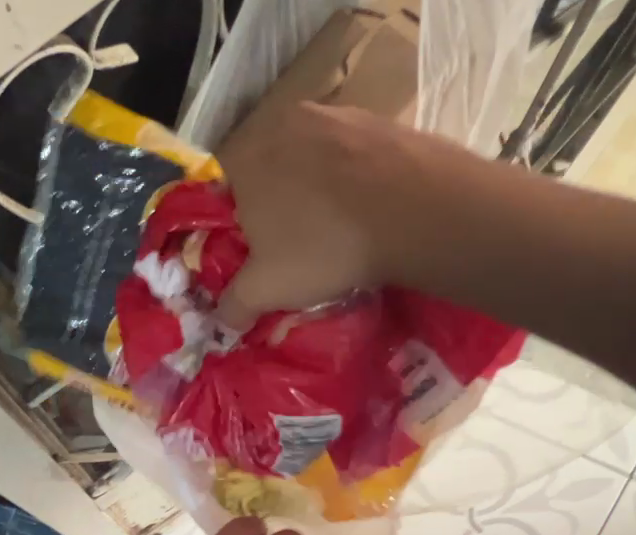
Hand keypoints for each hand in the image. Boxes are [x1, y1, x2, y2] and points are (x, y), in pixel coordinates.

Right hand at [215, 102, 454, 327]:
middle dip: (271, 206)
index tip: (250, 255)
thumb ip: (232, 305)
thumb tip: (224, 318)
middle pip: (264, 172)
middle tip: (289, 246)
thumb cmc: (322, 247)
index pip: (218, 193)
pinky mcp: (376, 119)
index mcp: (243, 158)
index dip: (230, 228)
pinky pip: (347, 156)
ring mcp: (333, 115)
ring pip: (307, 161)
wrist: (417, 211)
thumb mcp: (264, 290)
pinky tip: (362, 212)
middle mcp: (281, 125)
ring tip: (331, 229)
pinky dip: (349, 181)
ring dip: (312, 191)